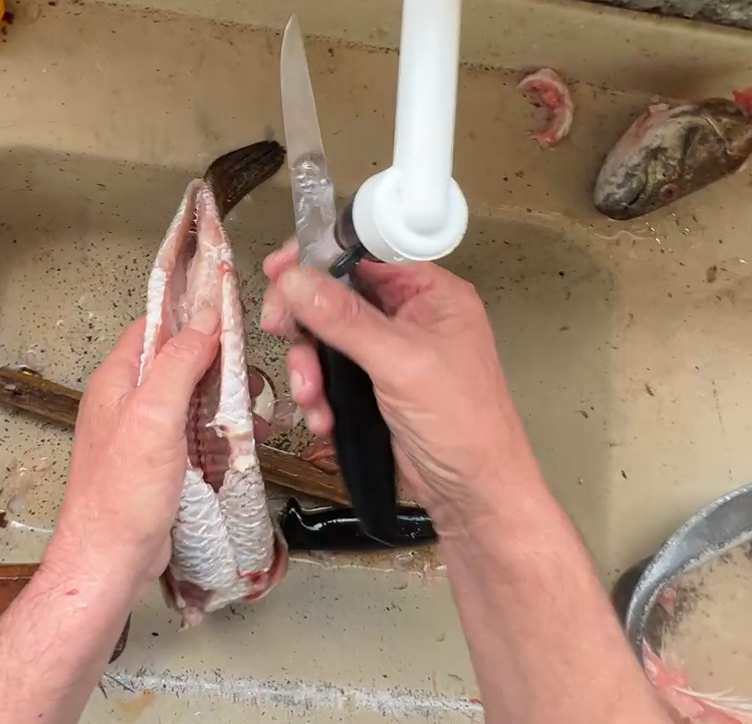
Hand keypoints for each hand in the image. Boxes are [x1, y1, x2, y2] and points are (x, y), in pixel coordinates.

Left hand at [42, 309, 218, 604]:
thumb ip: (178, 361)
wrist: (109, 566)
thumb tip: (204, 316)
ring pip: (189, 396)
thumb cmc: (120, 497)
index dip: (189, 314)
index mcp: (117, 379)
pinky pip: (192, 431)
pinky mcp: (159, 461)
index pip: (154, 325)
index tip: (226, 310)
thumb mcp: (154, 415)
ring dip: (221, 398)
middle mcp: (127, 401)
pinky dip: (217, 430)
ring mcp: (143, 432)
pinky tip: (240, 440)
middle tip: (247, 371)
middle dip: (215, 361)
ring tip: (250, 409)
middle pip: (176, 359)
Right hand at [260, 241, 536, 532]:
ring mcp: (388, 349)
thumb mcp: (400, 363)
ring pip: (325, 335)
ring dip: (308, 364)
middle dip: (305, 321)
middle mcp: (408, 313)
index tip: (278, 271)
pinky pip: (329, 371)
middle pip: (335, 294)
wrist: (473, 497)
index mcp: (429, 292)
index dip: (317, 257)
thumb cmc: (462, 424)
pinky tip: (323, 416)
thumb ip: (344, 319)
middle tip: (278, 330)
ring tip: (311, 395)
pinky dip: (318, 392)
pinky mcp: (372, 382)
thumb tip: (294, 279)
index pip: (364, 253)